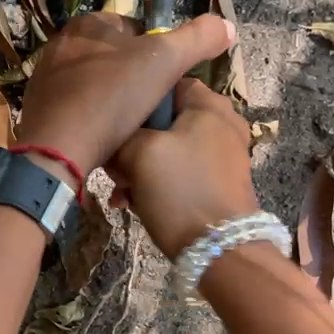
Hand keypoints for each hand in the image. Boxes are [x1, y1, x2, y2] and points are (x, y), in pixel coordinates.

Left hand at [13, 12, 236, 184]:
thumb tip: (226, 26)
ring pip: (93, 86)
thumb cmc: (112, 98)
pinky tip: (101, 138)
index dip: (155, 53)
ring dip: (111, 103)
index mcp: (87, 24)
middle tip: (148, 106)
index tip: (163, 80)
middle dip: (132, 80)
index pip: (134, 29)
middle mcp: (59, 46)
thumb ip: (198, 39)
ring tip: (127, 126)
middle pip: (113, 60)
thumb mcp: (165, 61)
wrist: (57, 151)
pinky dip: (89, 121)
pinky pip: (73, 111)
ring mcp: (43, 81)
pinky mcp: (35, 112)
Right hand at [107, 77, 258, 258]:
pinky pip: (176, 174)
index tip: (112, 126)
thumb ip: (122, 137)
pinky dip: (154, 185)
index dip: (135, 103)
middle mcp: (221, 123)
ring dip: (136, 170)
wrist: (219, 248)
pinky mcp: (214, 183)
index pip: (165, 85)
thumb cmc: (181, 192)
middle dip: (132, 144)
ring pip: (165, 151)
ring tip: (120, 193)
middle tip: (113, 168)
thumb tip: (113, 140)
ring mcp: (220, 155)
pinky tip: (134, 205)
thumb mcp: (141, 154)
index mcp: (210, 105)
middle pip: (163, 122)